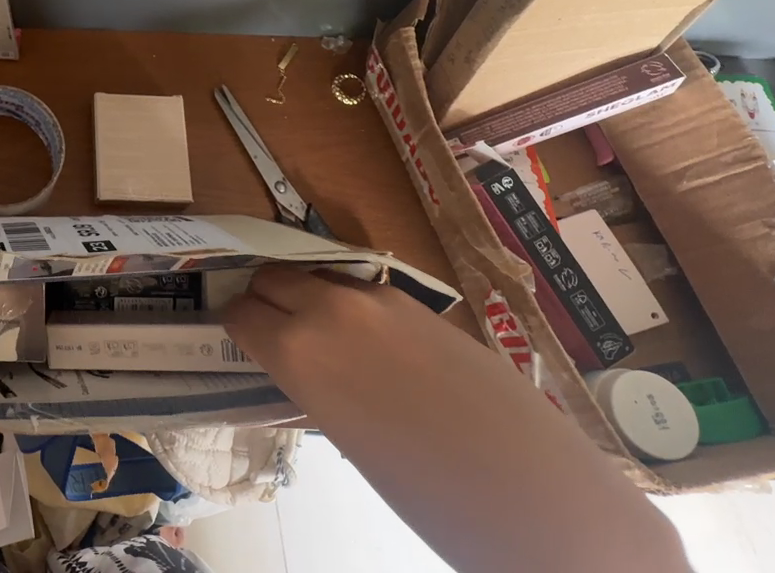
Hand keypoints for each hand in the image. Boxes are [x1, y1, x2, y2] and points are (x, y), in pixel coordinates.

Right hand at [223, 265, 691, 572]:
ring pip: (316, 275)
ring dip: (304, 295)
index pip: (239, 313)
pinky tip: (369, 343)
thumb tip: (296, 365)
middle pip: (271, 277)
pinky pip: (360, 289)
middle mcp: (330, 309)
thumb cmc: (429, 494)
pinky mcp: (419, 302)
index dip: (233, 326)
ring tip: (317, 334)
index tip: (236, 339)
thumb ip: (311, 384)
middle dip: (262, 299)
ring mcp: (379, 299)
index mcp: (298, 350)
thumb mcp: (347, 439)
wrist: (541, 498)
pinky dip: (346, 304)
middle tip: (268, 330)